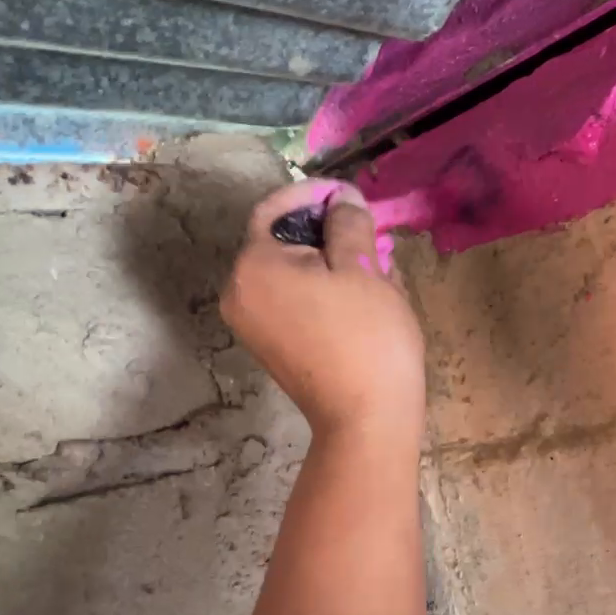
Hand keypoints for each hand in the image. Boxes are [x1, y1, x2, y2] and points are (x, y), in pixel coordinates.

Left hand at [223, 180, 425, 437]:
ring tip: (376, 268)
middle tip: (373, 234)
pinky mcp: (272, 348)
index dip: (315, 194)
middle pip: (281, 242)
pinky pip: (293, 302)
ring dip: (329, 263)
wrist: (367, 420)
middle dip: (328, 233)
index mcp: (254, 265)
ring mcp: (252, 324)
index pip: (276, 209)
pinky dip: (322, 291)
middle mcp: (239, 292)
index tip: (352, 194)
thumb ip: (349, 223)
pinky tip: (360, 300)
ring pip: (291, 274)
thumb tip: (342, 197)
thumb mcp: (365, 269)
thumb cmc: (369, 339)